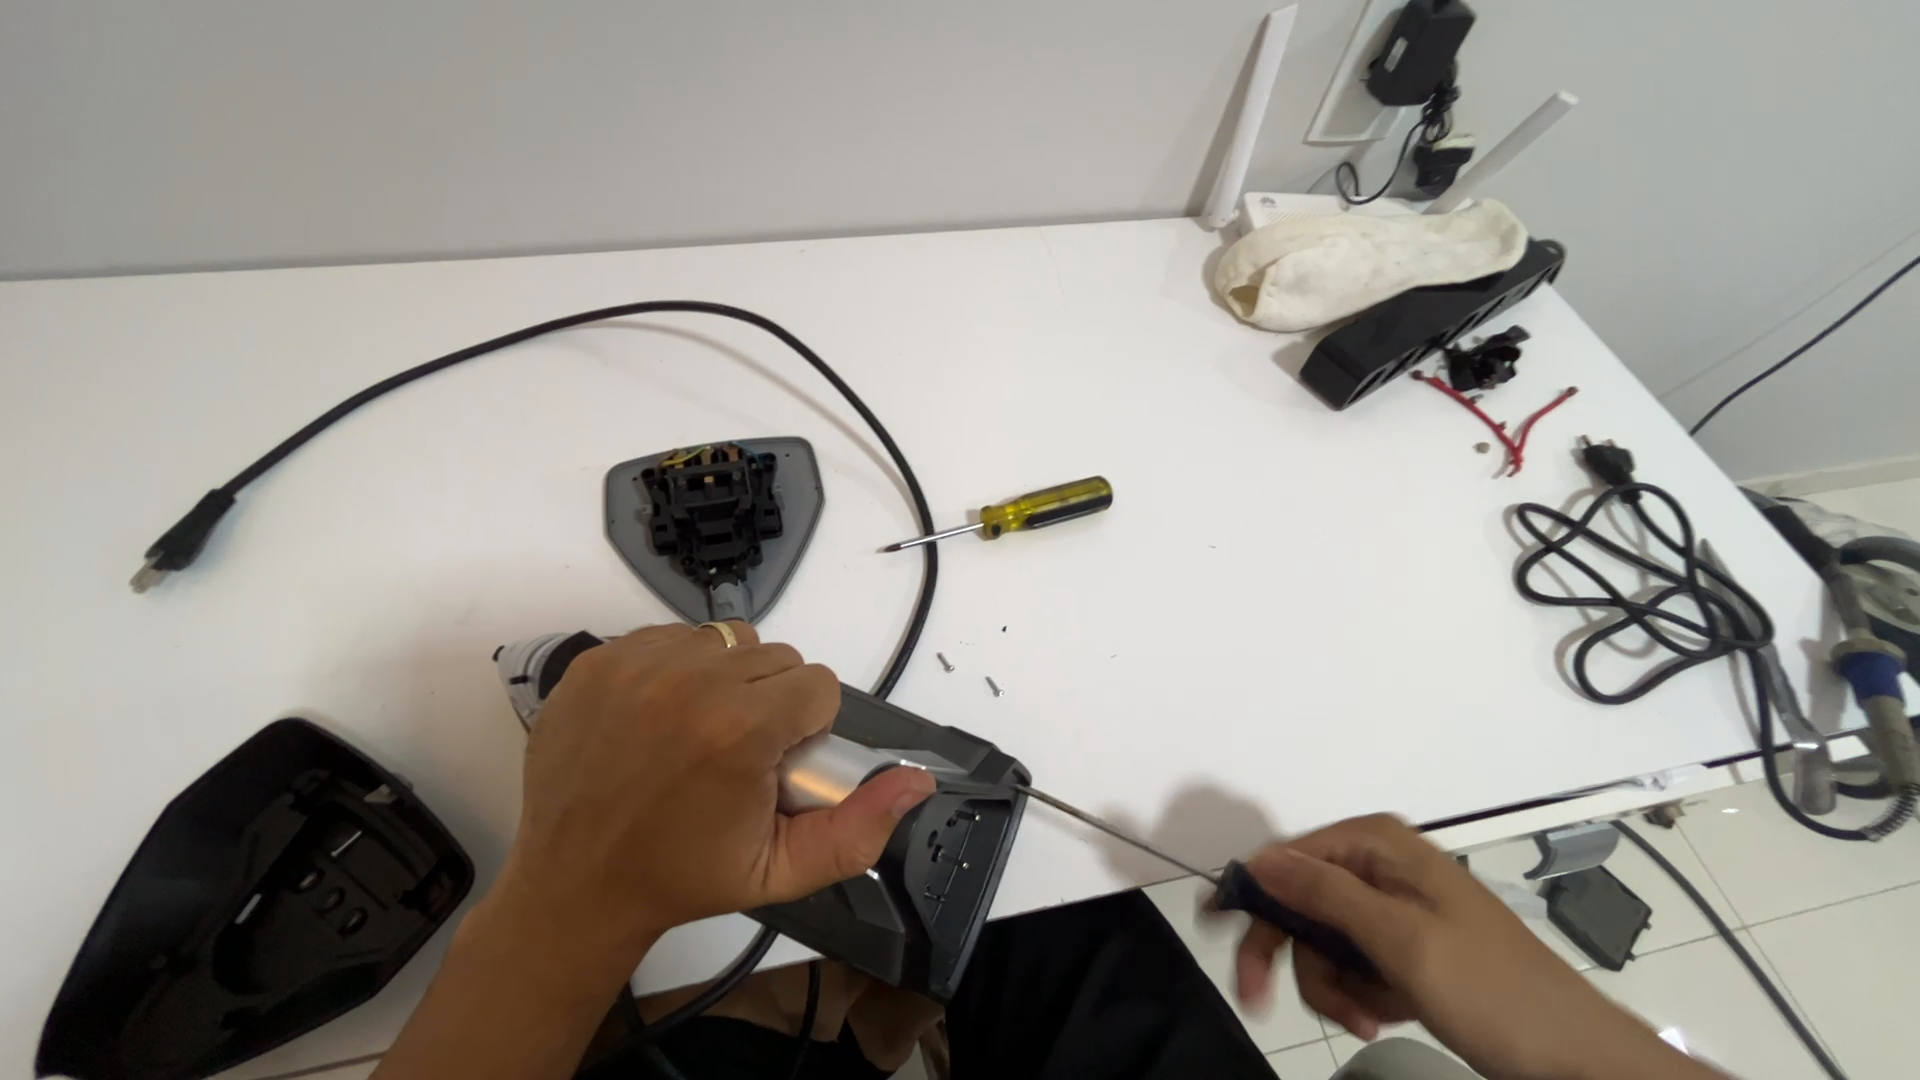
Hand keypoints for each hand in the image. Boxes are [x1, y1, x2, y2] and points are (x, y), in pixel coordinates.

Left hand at [490, 622, 935, 975]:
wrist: (573, 885)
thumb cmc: (683, 876)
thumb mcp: (783, 870)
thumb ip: (860, 827)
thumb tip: (917, 780)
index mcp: (740, 729)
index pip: (819, 685)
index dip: (808, 725)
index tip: (778, 759)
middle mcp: (689, 682)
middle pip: (778, 657)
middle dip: (775, 699)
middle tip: (742, 749)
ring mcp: (638, 664)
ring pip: (729, 638)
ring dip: (731, 676)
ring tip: (705, 727)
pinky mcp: (600, 659)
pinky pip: (674, 636)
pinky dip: (682, 666)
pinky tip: (665, 714)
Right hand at [1233, 815, 1707, 1079]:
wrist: (1580, 1061)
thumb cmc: (1491, 992)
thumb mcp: (1400, 940)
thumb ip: (1324, 894)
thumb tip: (1260, 858)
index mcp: (1378, 845)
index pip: (1288, 860)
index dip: (1255, 902)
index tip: (1228, 949)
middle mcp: (1380, 865)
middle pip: (1300, 902)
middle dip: (1295, 956)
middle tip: (1260, 1000)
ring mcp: (1394, 906)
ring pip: (1322, 939)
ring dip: (1332, 984)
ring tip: (1366, 1017)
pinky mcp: (1405, 945)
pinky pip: (1352, 962)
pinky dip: (1358, 993)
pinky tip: (1385, 1014)